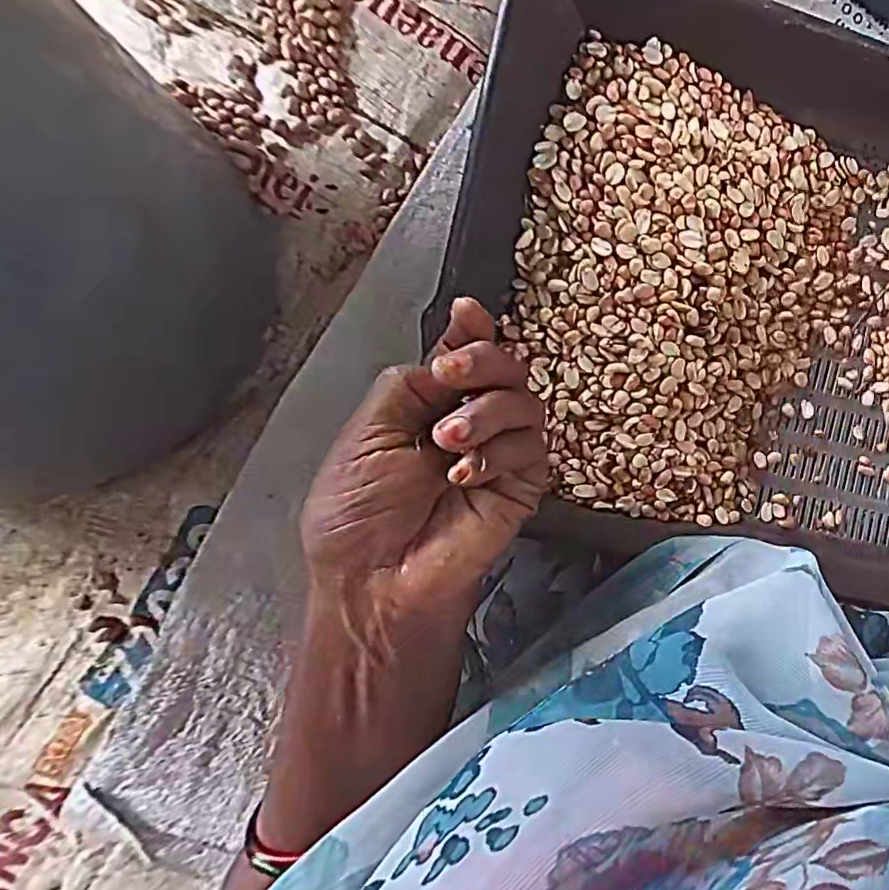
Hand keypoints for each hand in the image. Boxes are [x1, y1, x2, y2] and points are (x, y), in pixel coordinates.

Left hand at [299, 297, 546, 643]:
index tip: (468, 312)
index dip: (472, 331)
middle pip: (507, 370)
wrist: (375, 577)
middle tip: (452, 373)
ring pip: (525, 404)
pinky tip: (463, 476)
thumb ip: (411, 385)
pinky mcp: (524, 485)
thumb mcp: (367, 434)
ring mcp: (502, 454)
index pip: (465, 357)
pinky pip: (531, 449)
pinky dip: (498, 454)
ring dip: (486, 413)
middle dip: (483, 362)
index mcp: (433, 407)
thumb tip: (449, 349)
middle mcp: (473, 423)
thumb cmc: (357, 515)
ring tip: (446, 442)